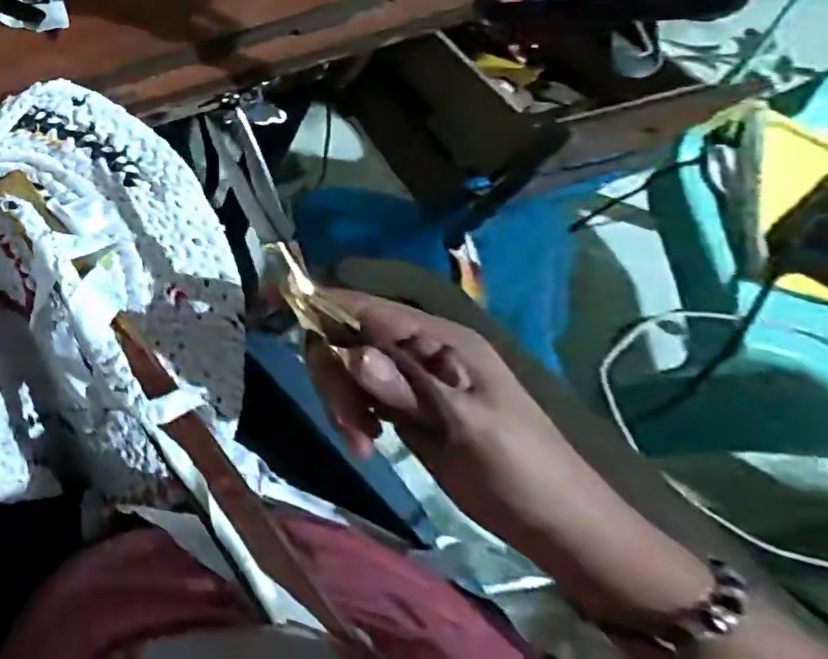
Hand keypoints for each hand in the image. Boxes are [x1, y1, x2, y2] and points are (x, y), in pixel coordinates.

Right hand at [304, 290, 581, 535]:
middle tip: (348, 421)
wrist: (561, 527)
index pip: (361, 307)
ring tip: (362, 441)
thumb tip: (351, 355)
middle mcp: (417, 348)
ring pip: (344, 366)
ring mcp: (408, 376)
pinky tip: (367, 442)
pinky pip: (355, 392)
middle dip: (332, 375)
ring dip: (340, 400)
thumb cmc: (525, 471)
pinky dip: (349, 413)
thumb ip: (407, 388)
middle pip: (343, 337)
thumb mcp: (469, 429)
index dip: (314, 299)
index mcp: (438, 340)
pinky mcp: (401, 403)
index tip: (267, 299)